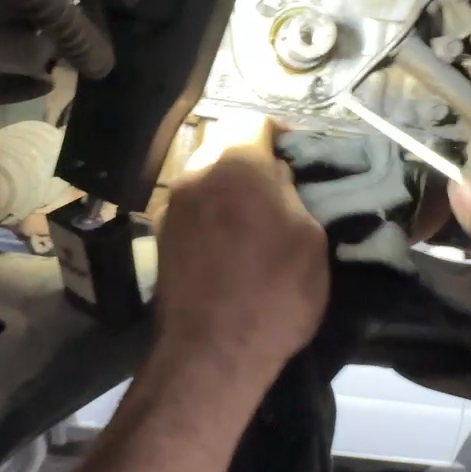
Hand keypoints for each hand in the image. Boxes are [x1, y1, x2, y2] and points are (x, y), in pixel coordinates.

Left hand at [155, 117, 328, 390]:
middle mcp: (194, 173)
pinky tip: (228, 239)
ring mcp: (171, 205)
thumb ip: (291, 194)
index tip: (297, 155)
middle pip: (223, 143)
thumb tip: (275, 176)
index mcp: (235, 164)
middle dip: (250, 156)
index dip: (279, 132)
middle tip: (278, 186)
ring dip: (228, 184)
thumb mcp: (310, 238)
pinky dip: (210, 209)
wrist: (211, 352)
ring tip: (254, 215)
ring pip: (203, 174)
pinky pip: (191, 205)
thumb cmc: (275, 292)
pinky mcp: (160, 235)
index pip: (253, 120)